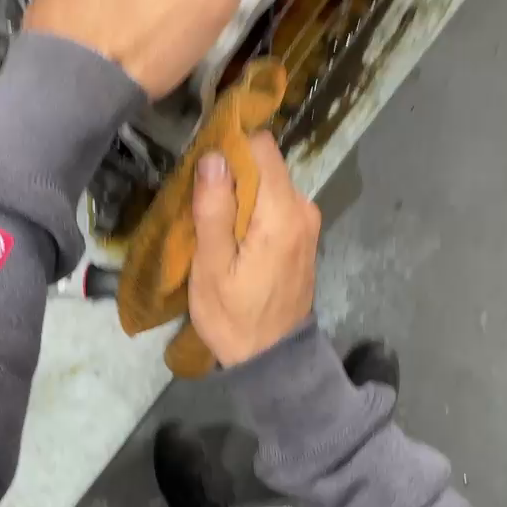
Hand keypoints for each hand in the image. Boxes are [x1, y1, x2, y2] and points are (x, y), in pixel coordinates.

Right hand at [187, 133, 320, 365]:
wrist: (271, 359)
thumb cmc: (234, 318)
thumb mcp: (212, 268)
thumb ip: (214, 210)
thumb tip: (213, 158)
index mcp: (282, 213)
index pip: (261, 147)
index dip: (229, 147)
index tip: (201, 167)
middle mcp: (303, 209)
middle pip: (265, 165)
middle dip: (231, 175)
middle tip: (199, 201)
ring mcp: (307, 224)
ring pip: (268, 186)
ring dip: (239, 195)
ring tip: (211, 223)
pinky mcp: (303, 237)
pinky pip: (275, 206)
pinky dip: (252, 212)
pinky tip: (232, 237)